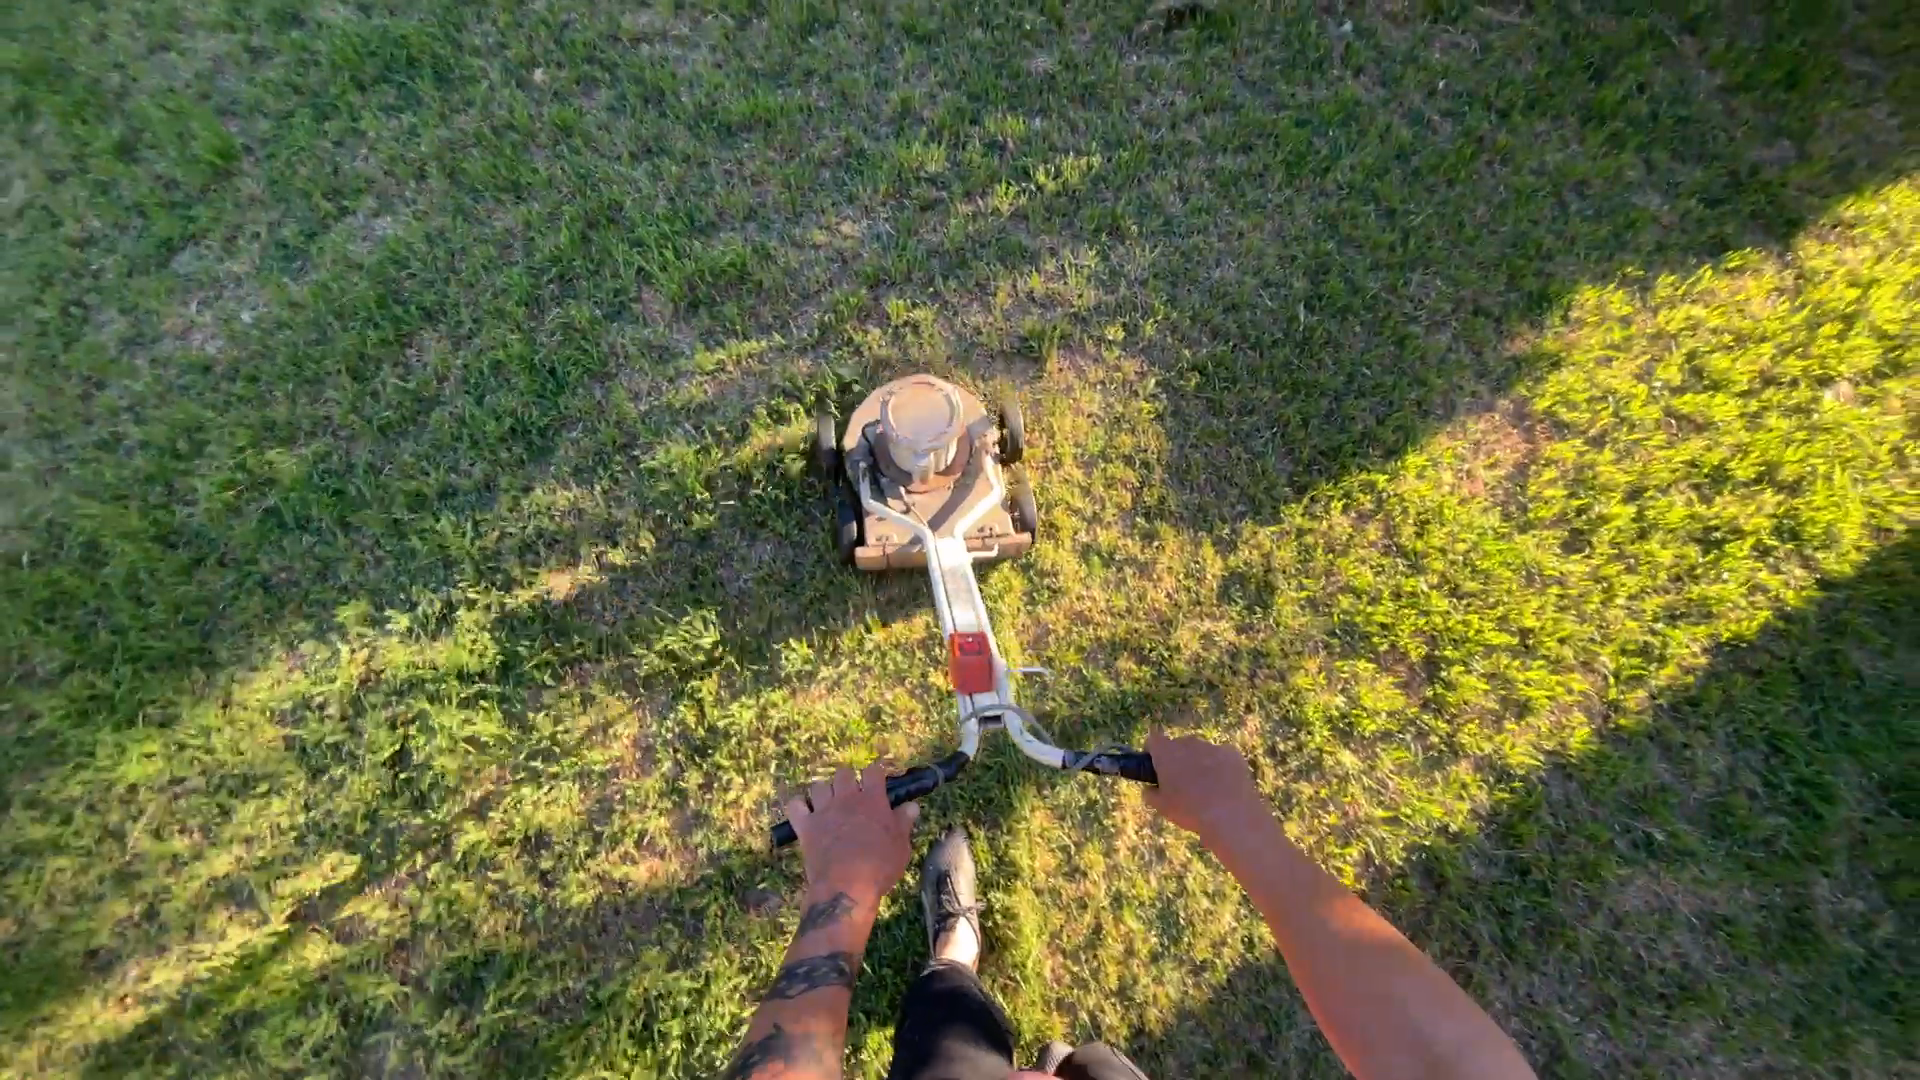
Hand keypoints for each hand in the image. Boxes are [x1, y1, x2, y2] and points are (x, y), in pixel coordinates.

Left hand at [785, 763, 919, 904]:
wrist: (847, 887)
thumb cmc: (880, 866)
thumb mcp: (900, 846)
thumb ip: (904, 822)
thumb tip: (912, 805)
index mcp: (872, 799)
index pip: (873, 771)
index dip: (875, 773)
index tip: (877, 781)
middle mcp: (847, 798)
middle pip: (843, 773)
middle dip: (847, 780)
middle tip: (852, 795)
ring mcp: (824, 810)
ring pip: (819, 786)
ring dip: (824, 792)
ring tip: (829, 804)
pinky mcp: (806, 826)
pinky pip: (795, 806)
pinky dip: (798, 806)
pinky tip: (804, 813)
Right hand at [1143, 729, 1264, 840]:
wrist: (1230, 815)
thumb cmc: (1189, 810)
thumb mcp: (1161, 807)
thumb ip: (1150, 793)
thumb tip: (1149, 789)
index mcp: (1166, 752)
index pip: (1153, 741)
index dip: (1153, 752)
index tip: (1156, 766)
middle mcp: (1187, 742)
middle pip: (1178, 745)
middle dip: (1178, 759)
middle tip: (1181, 782)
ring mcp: (1211, 746)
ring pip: (1201, 751)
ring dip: (1200, 762)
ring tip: (1206, 788)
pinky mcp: (1232, 753)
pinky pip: (1221, 757)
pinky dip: (1221, 767)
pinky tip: (1225, 787)